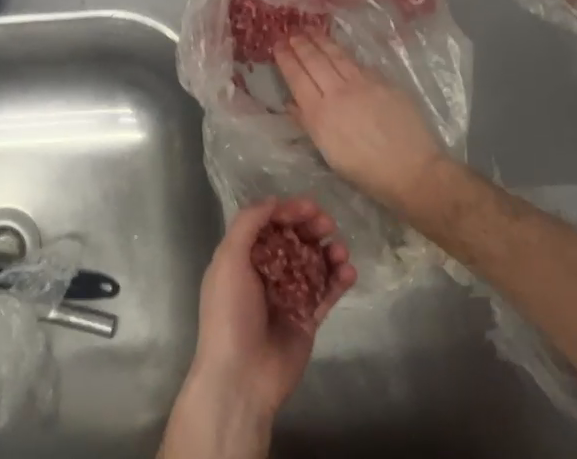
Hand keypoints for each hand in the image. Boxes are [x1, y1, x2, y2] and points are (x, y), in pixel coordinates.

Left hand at [189, 198, 356, 419]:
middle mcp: (264, 273)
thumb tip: (272, 200)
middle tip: (327, 222)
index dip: (287, 212)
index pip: (267, 225)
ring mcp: (288, 296)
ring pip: (313, 265)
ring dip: (328, 252)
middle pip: (292, 241)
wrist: (241, 375)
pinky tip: (348, 270)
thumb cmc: (230, 312)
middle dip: (310, 228)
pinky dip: (338, 279)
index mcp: (241, 258)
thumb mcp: (228, 260)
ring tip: (340, 249)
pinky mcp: (308, 318)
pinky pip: (326, 293)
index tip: (309, 206)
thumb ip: (248, 225)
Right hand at [275, 33, 450, 209]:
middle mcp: (338, 93)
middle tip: (291, 32)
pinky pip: (358, 63)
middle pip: (314, 61)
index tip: (277, 45)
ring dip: (321, 40)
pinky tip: (339, 49)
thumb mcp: (329, 154)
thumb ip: (308, 124)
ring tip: (310, 30)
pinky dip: (344, 53)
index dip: (286, 58)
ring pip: (336, 55)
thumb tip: (291, 104)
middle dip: (300, 44)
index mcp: (320, 114)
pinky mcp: (383, 82)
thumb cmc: (365, 171)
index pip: (297, 77)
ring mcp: (363, 84)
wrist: (412, 170)